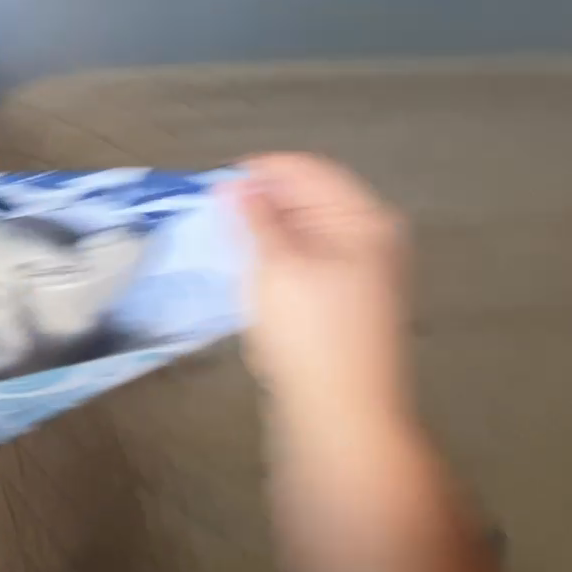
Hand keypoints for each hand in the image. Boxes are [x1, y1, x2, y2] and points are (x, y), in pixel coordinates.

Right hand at [223, 153, 410, 419]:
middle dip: (253, 198)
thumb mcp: (274, 263)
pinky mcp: (338, 287)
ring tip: (219, 240)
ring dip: (257, 225)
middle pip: (302, 194)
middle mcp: (365, 233)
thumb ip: (253, 217)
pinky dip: (268, 248)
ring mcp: (355, 262)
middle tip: (207, 216)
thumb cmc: (307, 327)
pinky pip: (298, 249)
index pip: (303, 169)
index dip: (253, 173)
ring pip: (296, 223)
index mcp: (360, 218)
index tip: (206, 190)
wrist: (338, 402)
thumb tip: (232, 183)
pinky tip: (242, 265)